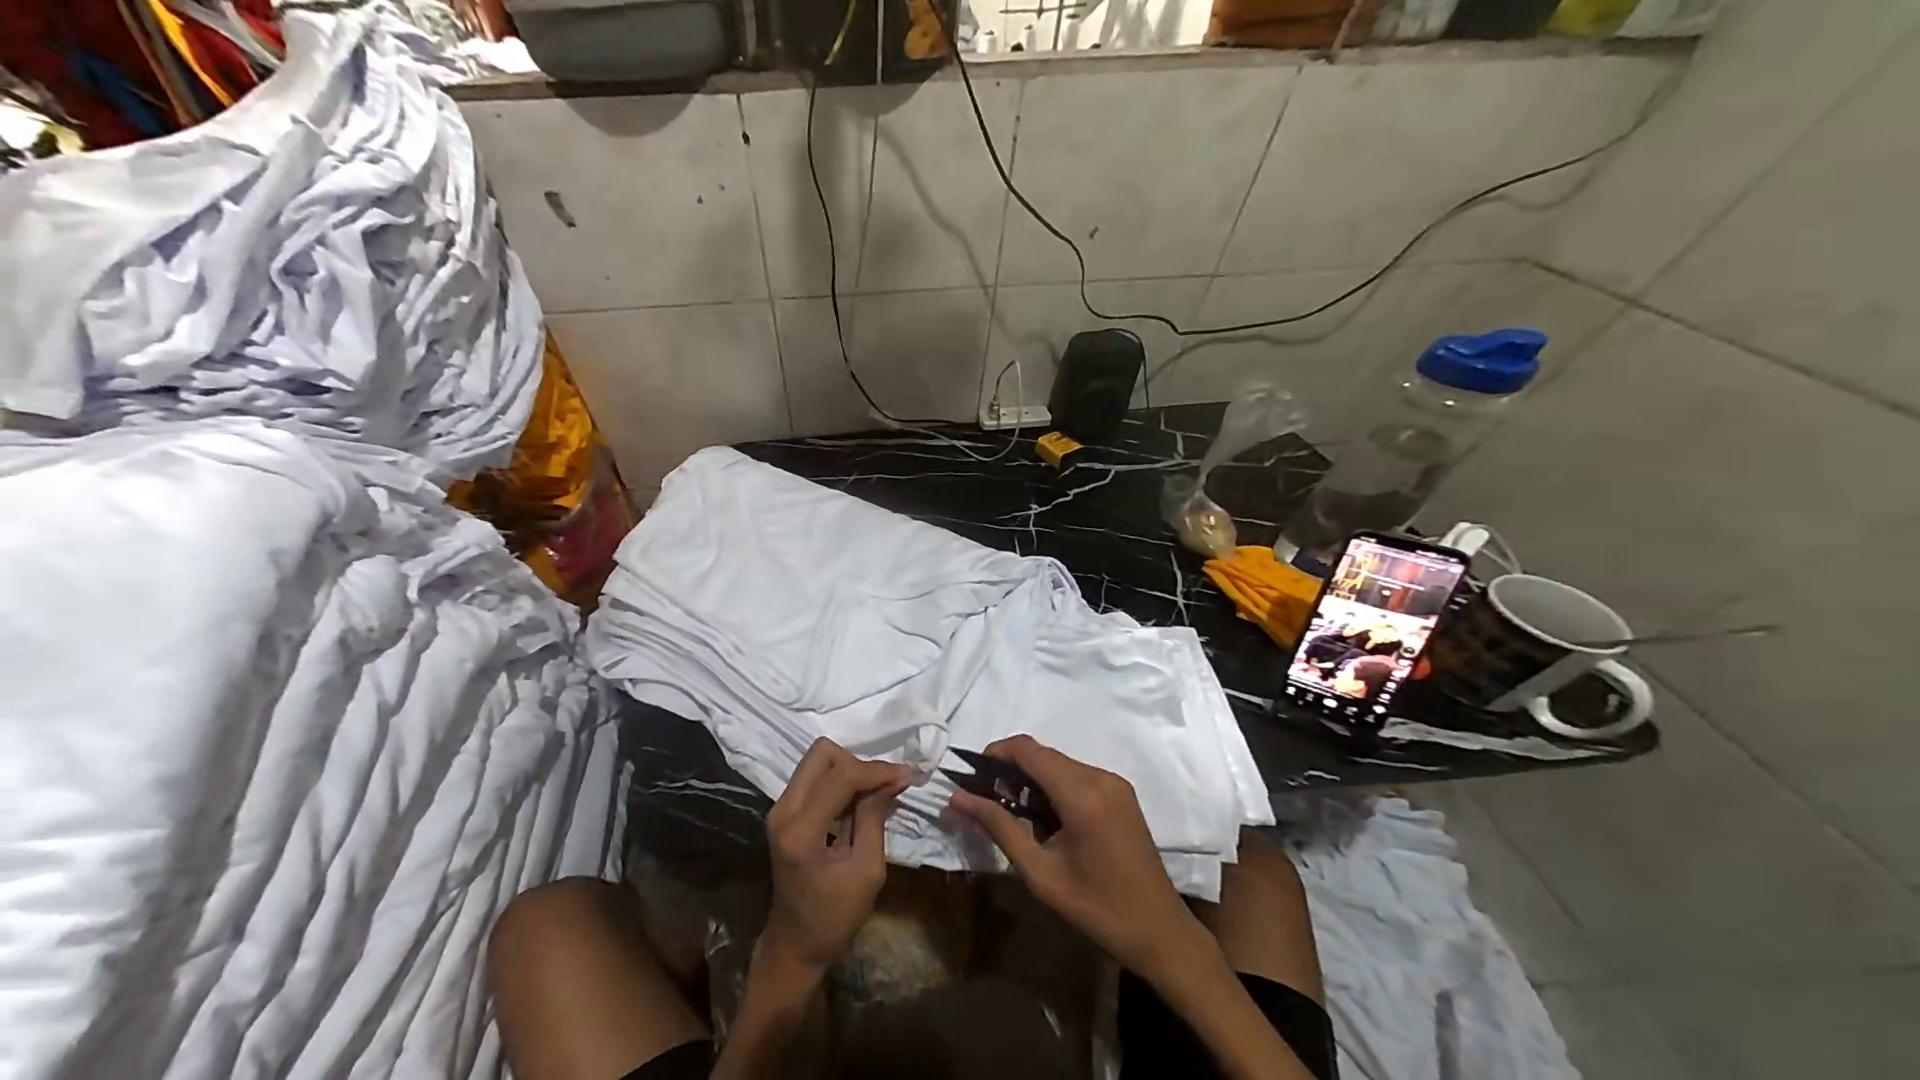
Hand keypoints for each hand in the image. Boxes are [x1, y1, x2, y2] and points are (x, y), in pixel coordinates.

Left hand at [761, 738, 910, 972]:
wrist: (796, 944)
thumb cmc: (835, 916)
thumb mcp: (867, 870)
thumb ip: (875, 817)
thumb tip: (895, 778)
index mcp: (801, 830)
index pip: (841, 777)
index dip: (877, 771)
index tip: (907, 775)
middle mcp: (783, 811)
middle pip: (822, 754)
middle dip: (858, 762)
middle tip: (884, 784)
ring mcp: (779, 810)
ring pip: (817, 761)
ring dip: (849, 769)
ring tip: (876, 792)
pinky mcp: (784, 812)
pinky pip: (814, 777)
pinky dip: (840, 780)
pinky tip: (860, 800)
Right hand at [947, 735, 1204, 981]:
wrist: (1158, 930)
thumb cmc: (1095, 908)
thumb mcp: (1039, 873)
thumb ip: (999, 828)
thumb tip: (958, 798)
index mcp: (1082, 795)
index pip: (1029, 751)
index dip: (996, 752)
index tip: (971, 773)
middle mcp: (1100, 778)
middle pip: (1044, 754)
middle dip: (1011, 768)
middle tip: (986, 798)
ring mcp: (1115, 783)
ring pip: (1060, 763)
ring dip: (1032, 777)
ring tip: (1013, 812)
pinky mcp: (1121, 792)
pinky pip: (1078, 774)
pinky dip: (1054, 785)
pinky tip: (1045, 817)